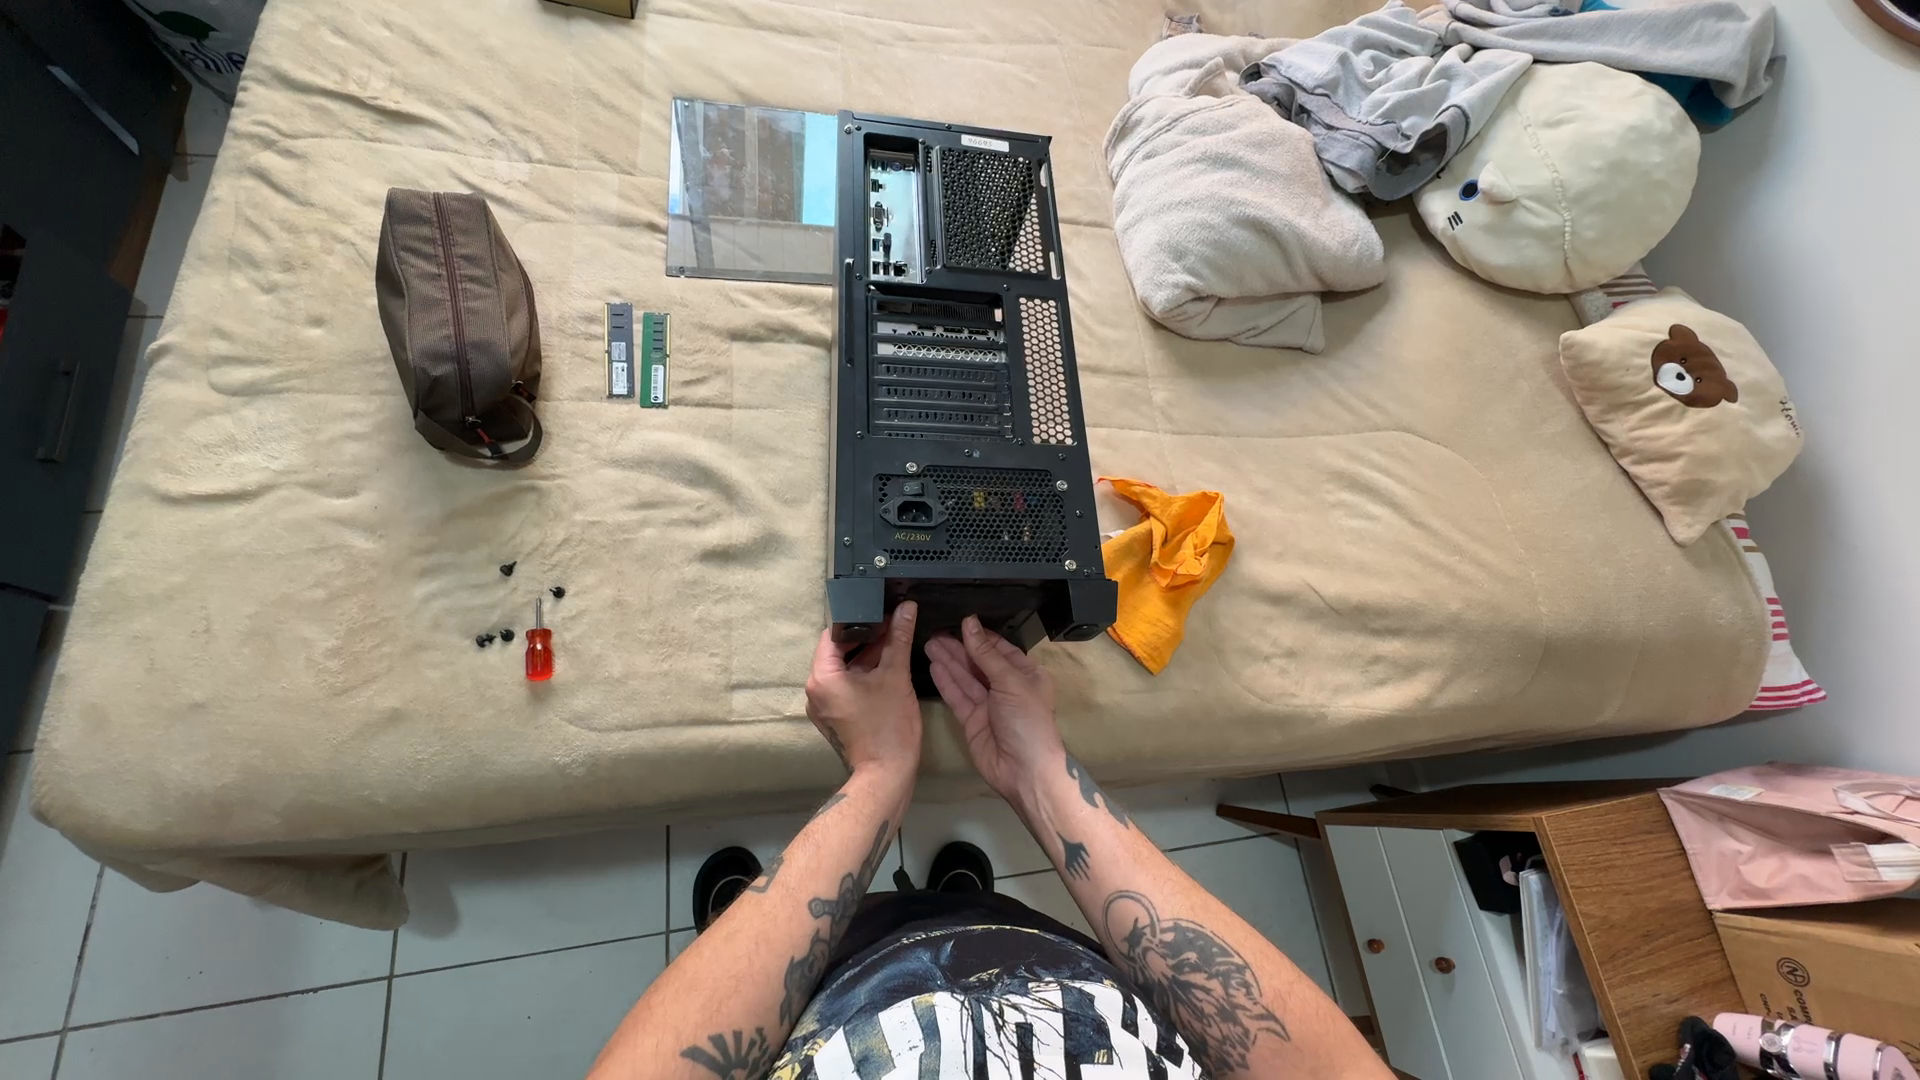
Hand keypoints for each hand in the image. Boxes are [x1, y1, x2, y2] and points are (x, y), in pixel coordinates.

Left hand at [805, 601, 922, 779]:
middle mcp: (816, 690)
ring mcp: (823, 706)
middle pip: (837, 651)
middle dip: (865, 638)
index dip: (857, 620)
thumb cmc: (888, 726)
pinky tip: (887, 666)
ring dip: (866, 656)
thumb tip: (907, 607)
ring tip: (893, 641)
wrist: (886, 775)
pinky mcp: (835, 716)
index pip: (833, 635)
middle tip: (891, 624)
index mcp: (822, 677)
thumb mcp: (895, 675)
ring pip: (843, 669)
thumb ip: (899, 638)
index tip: (880, 612)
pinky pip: (845, 686)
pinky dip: (862, 675)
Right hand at [924, 616, 1063, 804]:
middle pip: (979, 662)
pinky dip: (946, 682)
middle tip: (935, 632)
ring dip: (948, 661)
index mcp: (1026, 674)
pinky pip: (958, 697)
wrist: (1025, 771)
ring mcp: (988, 705)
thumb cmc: (1027, 721)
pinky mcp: (972, 721)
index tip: (959, 621)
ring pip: (965, 678)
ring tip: (928, 643)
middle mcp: (1007, 687)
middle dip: (959, 648)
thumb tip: (970, 623)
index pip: (999, 649)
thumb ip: (986, 653)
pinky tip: (933, 666)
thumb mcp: (1010, 681)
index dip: (979, 636)